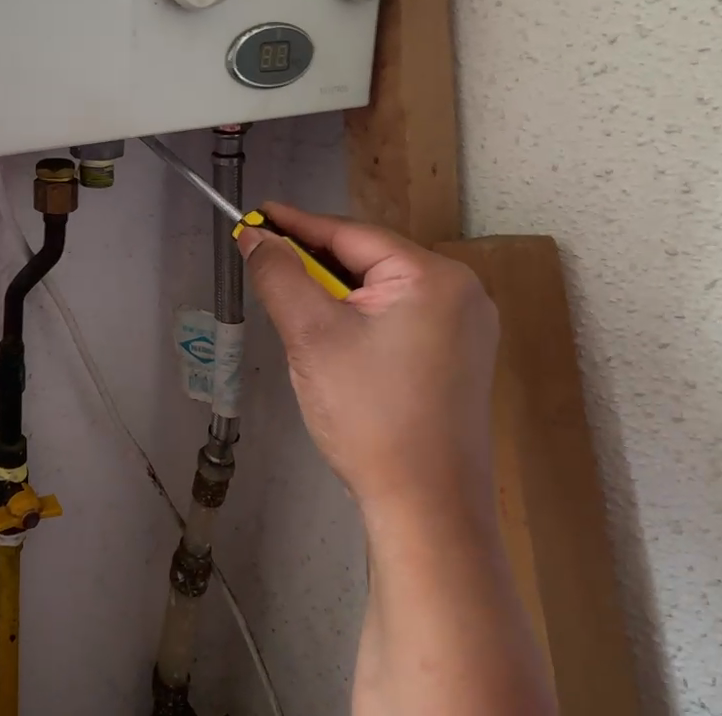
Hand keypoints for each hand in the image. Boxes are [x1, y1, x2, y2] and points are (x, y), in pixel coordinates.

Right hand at [237, 204, 500, 517]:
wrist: (426, 507)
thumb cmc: (370, 415)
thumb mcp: (312, 335)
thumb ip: (280, 275)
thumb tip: (256, 237)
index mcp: (434, 277)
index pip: (350, 234)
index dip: (297, 224)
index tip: (256, 214)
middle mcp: (461, 293)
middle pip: (368, 259)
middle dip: (314, 263)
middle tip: (265, 265)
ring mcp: (466, 328)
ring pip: (380, 290)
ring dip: (333, 293)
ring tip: (292, 304)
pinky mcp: (458, 359)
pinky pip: (398, 317)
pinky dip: (358, 317)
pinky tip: (331, 336)